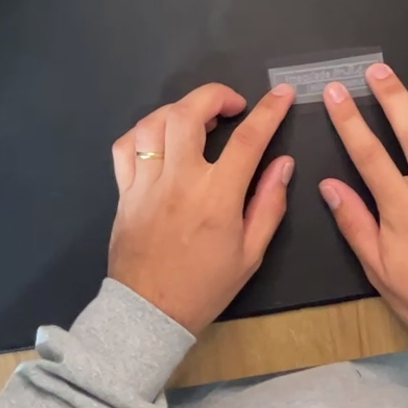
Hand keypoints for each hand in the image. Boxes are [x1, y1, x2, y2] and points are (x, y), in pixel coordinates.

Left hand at [107, 82, 296, 333]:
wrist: (149, 314)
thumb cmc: (205, 286)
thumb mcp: (251, 254)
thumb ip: (269, 204)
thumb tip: (283, 163)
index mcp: (217, 196)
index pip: (248, 139)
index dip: (269, 110)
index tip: (281, 93)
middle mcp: (179, 180)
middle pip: (189, 113)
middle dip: (213, 96)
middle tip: (231, 105)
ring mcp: (146, 183)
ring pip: (154, 123)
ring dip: (178, 110)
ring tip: (196, 119)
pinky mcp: (124, 191)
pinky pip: (125, 146)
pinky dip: (143, 131)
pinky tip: (159, 138)